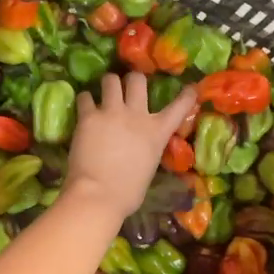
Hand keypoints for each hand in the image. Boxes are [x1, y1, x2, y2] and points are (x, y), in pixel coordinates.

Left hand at [63, 73, 196, 218]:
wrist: (99, 194)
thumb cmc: (128, 192)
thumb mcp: (150, 167)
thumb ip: (148, 148)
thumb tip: (141, 147)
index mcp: (157, 132)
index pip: (180, 107)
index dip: (186, 95)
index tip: (190, 87)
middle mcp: (136, 115)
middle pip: (137, 80)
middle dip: (132, 79)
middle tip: (126, 86)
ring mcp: (111, 112)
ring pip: (111, 80)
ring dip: (108, 83)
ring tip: (103, 91)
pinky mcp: (88, 116)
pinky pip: (85, 97)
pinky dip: (85, 100)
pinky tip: (84, 107)